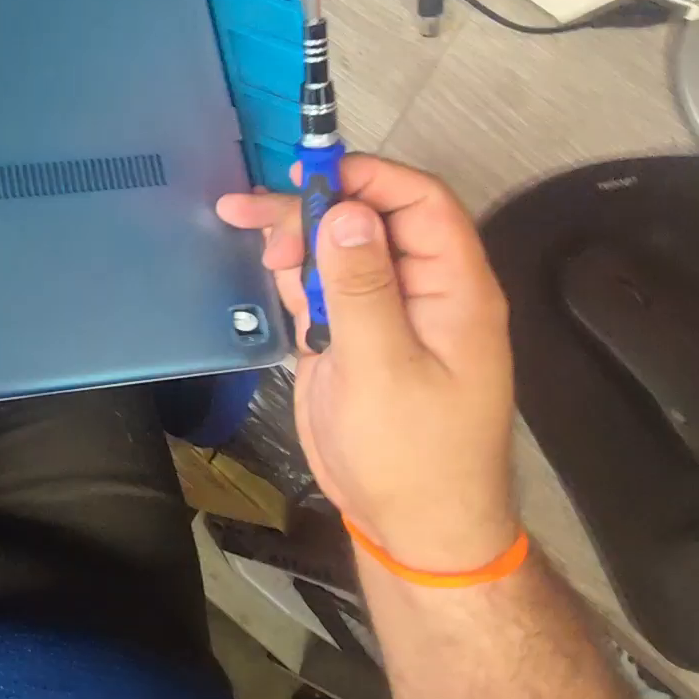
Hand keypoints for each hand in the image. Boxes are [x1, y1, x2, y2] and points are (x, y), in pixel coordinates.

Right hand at [216, 155, 517, 572]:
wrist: (405, 521)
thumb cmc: (411, 451)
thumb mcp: (384, 367)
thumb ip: (362, 286)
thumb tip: (344, 209)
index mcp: (451, 288)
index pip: (419, 204)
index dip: (366, 178)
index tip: (303, 177)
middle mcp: (417, 288)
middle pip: (365, 218)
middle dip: (309, 208)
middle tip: (246, 212)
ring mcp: (379, 309)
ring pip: (334, 247)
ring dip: (292, 237)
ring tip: (249, 237)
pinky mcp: (347, 332)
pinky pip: (317, 282)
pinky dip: (290, 272)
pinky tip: (269, 274)